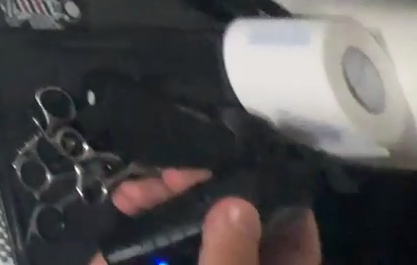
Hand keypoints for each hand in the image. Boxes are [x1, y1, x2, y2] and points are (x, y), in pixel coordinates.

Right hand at [95, 170, 320, 264]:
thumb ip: (231, 259)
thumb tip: (236, 202)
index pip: (293, 239)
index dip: (270, 197)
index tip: (232, 163)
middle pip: (232, 223)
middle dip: (193, 193)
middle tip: (162, 175)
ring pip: (191, 228)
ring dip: (160, 201)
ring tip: (128, 194)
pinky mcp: (163, 263)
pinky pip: (159, 242)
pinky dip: (143, 221)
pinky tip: (123, 205)